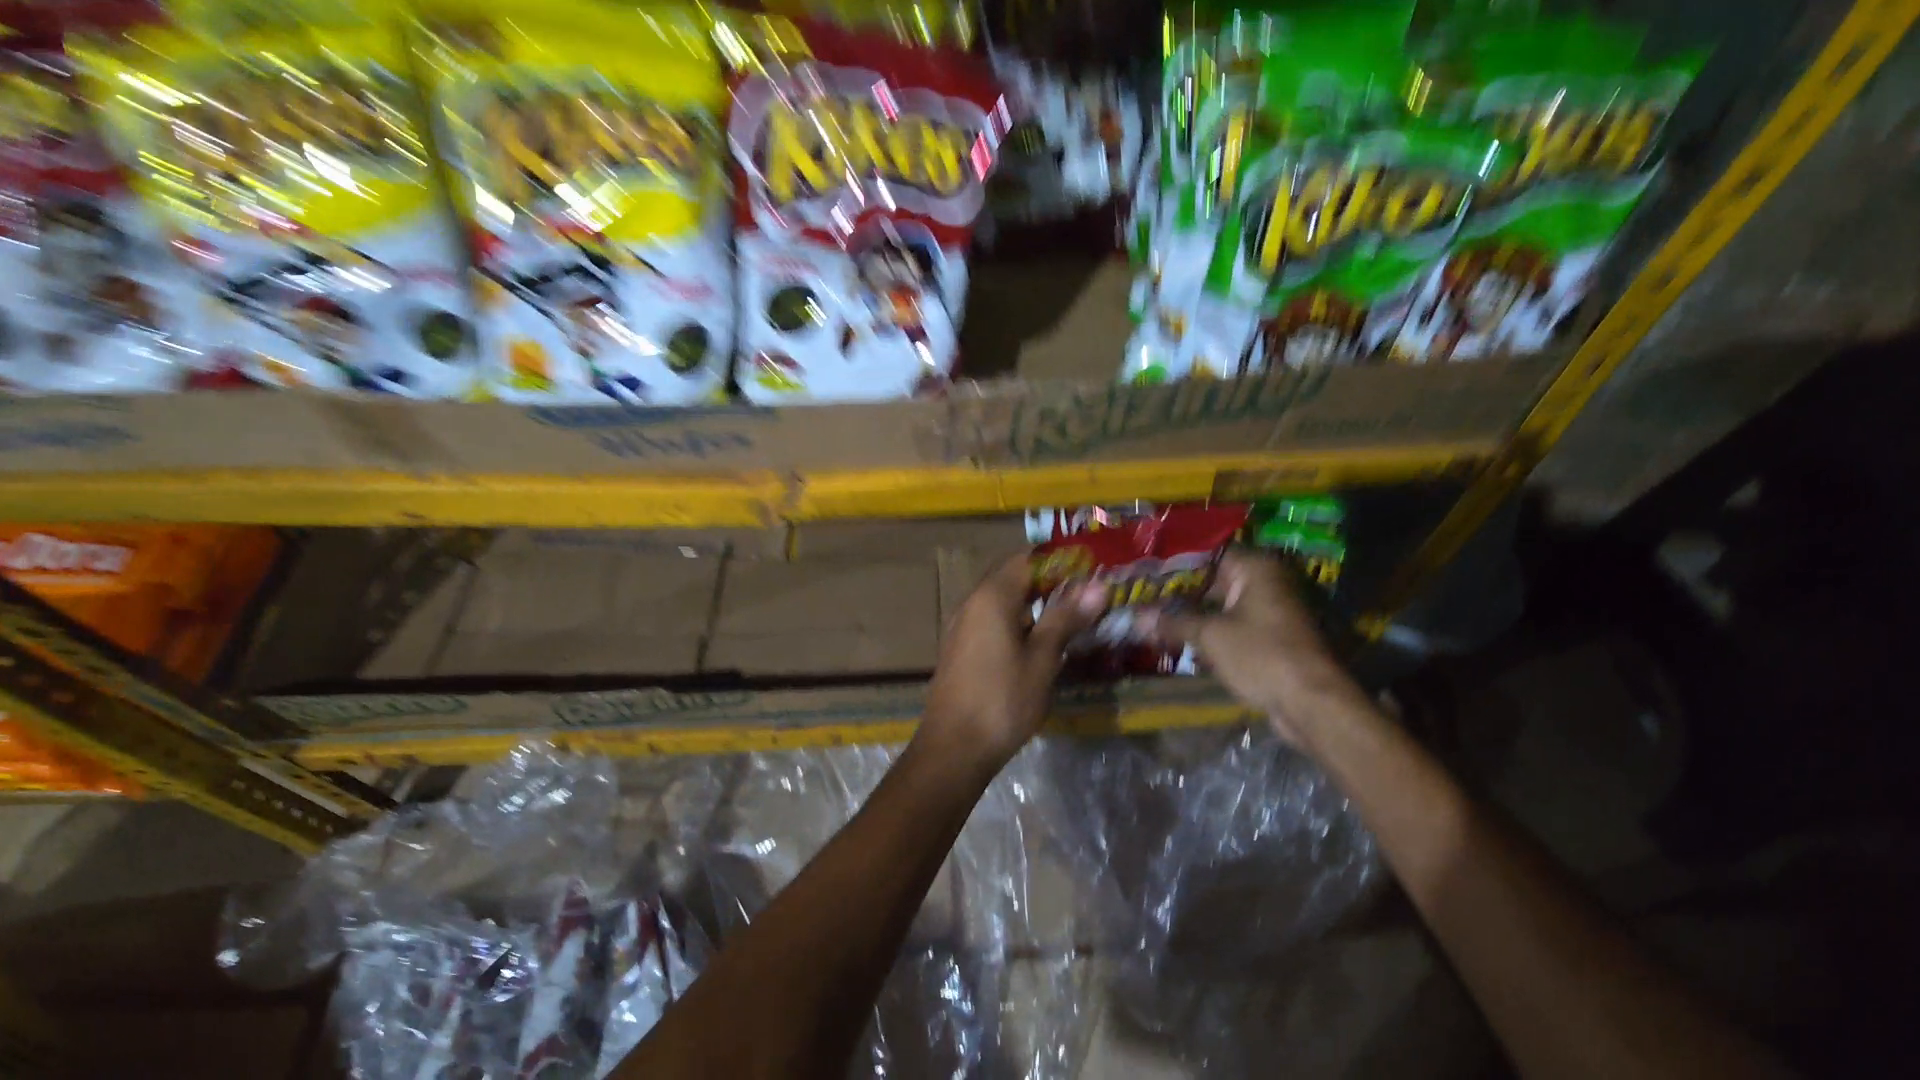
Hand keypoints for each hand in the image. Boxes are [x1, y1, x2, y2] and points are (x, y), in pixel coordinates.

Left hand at [921, 555, 1107, 766]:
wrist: (954, 748)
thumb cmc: (1003, 700)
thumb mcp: (1043, 659)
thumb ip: (1066, 619)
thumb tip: (1097, 586)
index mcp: (991, 597)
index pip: (1028, 560)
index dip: (1061, 563)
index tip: (1092, 573)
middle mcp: (971, 603)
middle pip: (1013, 578)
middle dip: (1050, 584)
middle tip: (1087, 599)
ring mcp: (962, 627)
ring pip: (1003, 603)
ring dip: (1035, 607)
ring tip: (1072, 622)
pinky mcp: (961, 650)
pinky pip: (992, 623)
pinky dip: (1018, 625)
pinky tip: (1041, 647)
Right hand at [1138, 550, 1363, 742]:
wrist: (1310, 702)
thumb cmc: (1261, 655)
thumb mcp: (1210, 636)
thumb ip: (1173, 622)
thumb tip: (1135, 617)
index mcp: (1255, 568)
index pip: (1205, 555)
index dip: (1172, 565)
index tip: (1140, 573)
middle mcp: (1265, 582)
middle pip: (1212, 582)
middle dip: (1177, 595)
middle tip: (1138, 600)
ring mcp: (1270, 611)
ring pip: (1219, 608)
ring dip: (1190, 617)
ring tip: (1149, 621)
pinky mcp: (1269, 639)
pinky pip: (1230, 629)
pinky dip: (1207, 635)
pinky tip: (1177, 643)